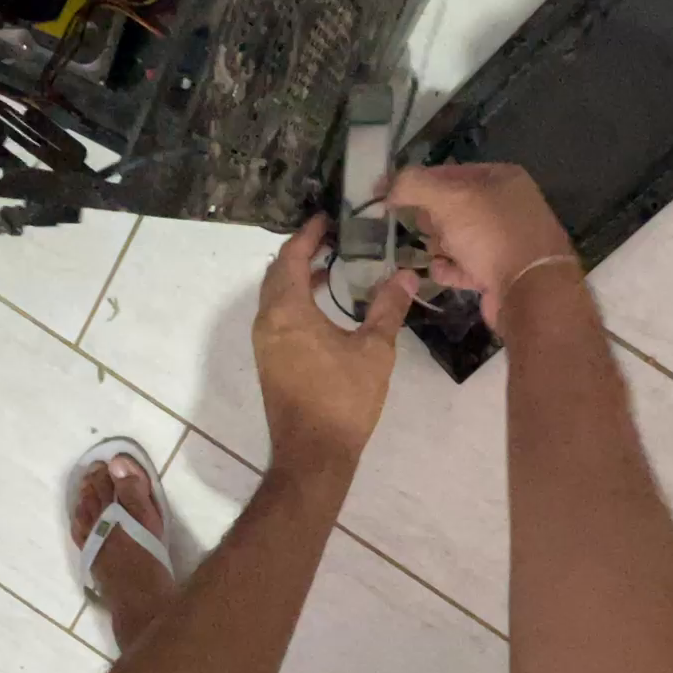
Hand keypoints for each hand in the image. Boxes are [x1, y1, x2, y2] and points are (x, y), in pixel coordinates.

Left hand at [253, 216, 418, 475]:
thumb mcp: (374, 351)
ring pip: (275, 297)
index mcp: (288, 311)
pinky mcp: (270, 361)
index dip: (309, 235)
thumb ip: (388, 308)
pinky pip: (277, 317)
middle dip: (301, 253)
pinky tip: (323, 309)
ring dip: (298, 278)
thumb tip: (407, 276)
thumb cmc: (343, 400)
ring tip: (332, 269)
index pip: (292, 257)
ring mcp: (265, 344)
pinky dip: (295, 302)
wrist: (313, 453)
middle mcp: (267, 322)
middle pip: (278, 273)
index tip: (328, 219)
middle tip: (332, 240)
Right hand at [387, 163, 577, 326]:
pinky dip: (449, 269)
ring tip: (430, 250)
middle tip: (415, 225)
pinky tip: (439, 271)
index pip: (448, 172)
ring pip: (458, 237)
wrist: (529, 290)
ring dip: (439, 244)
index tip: (386, 196)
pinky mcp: (498, 273)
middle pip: (452, 206)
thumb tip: (386, 187)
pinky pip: (465, 266)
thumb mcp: (448, 199)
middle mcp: (505, 207)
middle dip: (430, 216)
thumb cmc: (491, 234)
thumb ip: (413, 186)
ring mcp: (504, 242)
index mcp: (500, 178)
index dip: (415, 182)